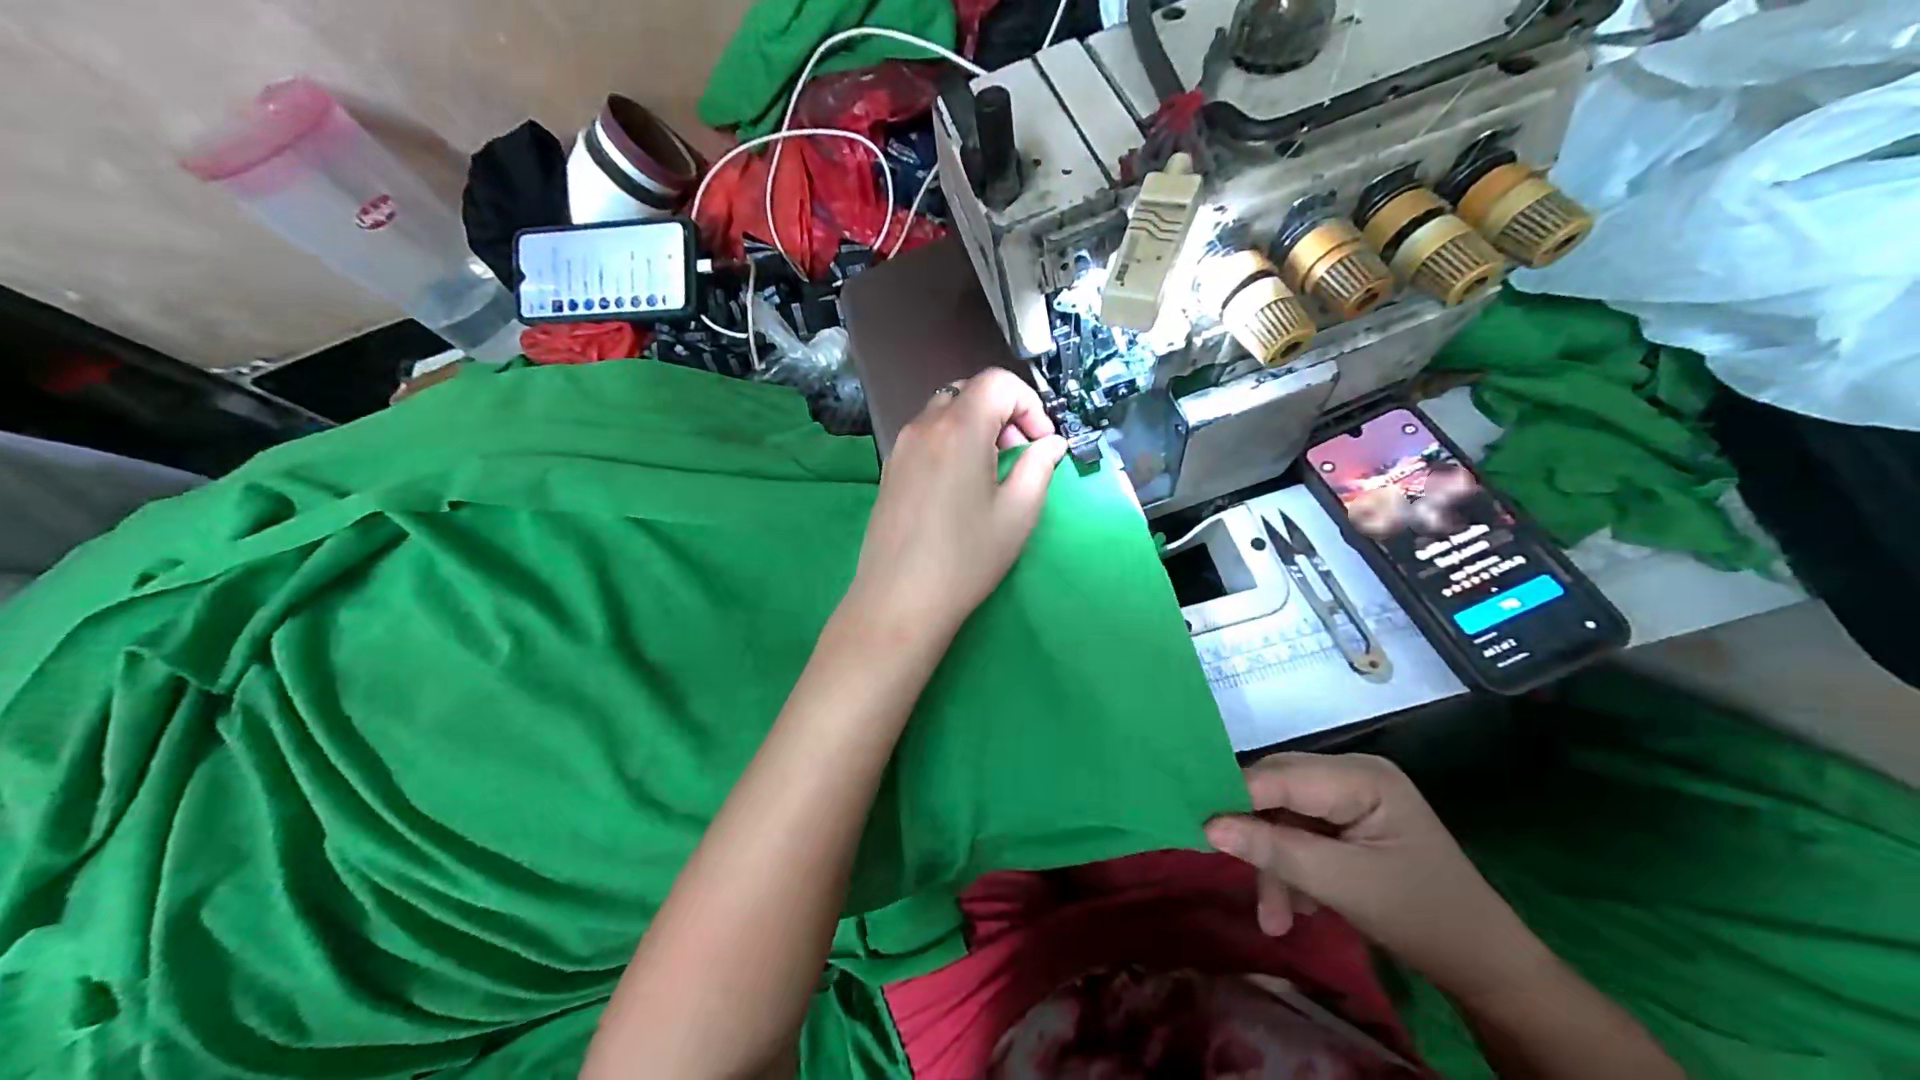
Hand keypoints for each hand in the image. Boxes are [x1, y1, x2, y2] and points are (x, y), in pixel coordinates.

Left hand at [847, 368, 1068, 643]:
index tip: (1041, 443)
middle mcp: (924, 426)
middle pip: (969, 392)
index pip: (997, 382)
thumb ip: (1039, 466)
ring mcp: (901, 447)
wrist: (899, 600)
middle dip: (1003, 412)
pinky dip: (952, 442)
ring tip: (991, 471)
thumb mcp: (1018, 513)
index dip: (1029, 403)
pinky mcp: (889, 469)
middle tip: (1019, 454)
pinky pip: (926, 436)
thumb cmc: (967, 558)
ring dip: (976, 426)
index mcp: (958, 429)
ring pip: (945, 412)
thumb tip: (1050, 443)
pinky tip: (960, 485)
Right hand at [1205, 753, 1553, 1000]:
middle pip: (1276, 793)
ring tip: (1274, 919)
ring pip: (1282, 817)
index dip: (1234, 797)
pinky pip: (1299, 834)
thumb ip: (1274, 851)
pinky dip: (1290, 870)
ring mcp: (1350, 798)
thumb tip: (1207, 825)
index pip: (1279, 776)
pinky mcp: (1347, 822)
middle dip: (1256, 840)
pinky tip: (1293, 909)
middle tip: (1230, 873)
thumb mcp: (1343, 886)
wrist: (1486, 965)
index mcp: (1361, 777)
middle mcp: (1352, 775)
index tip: (1195, 825)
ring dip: (1273, 865)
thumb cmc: (1422, 916)